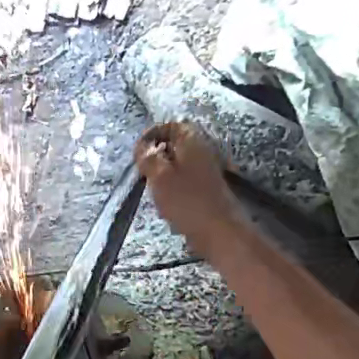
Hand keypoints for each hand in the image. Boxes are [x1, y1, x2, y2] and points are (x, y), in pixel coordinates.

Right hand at [136, 122, 248, 257]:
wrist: (221, 233)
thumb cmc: (187, 201)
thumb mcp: (159, 176)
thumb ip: (148, 158)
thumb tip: (143, 147)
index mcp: (192, 141)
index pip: (170, 126)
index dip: (151, 136)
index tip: (138, 153)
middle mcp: (202, 152)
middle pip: (174, 148)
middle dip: (156, 160)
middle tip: (144, 175)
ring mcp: (207, 173)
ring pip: (178, 169)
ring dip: (163, 180)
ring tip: (156, 195)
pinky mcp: (208, 192)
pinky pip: (185, 186)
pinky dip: (174, 194)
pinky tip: (170, 210)